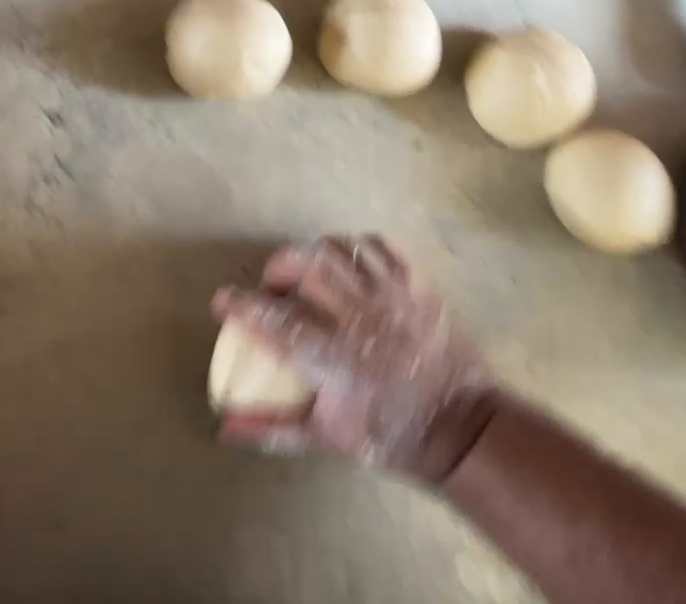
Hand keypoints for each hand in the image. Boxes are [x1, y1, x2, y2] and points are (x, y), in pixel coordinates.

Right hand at [212, 233, 498, 483]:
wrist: (463, 430)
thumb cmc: (389, 435)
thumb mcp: (326, 439)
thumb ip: (272, 428)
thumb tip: (222, 429)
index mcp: (335, 358)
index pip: (275, 322)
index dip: (242, 306)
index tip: (222, 300)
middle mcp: (361, 318)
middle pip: (306, 266)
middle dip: (277, 268)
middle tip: (274, 288)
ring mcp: (393, 297)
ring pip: (340, 248)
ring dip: (314, 254)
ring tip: (310, 273)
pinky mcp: (418, 286)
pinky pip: (381, 246)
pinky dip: (356, 247)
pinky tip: (349, 263)